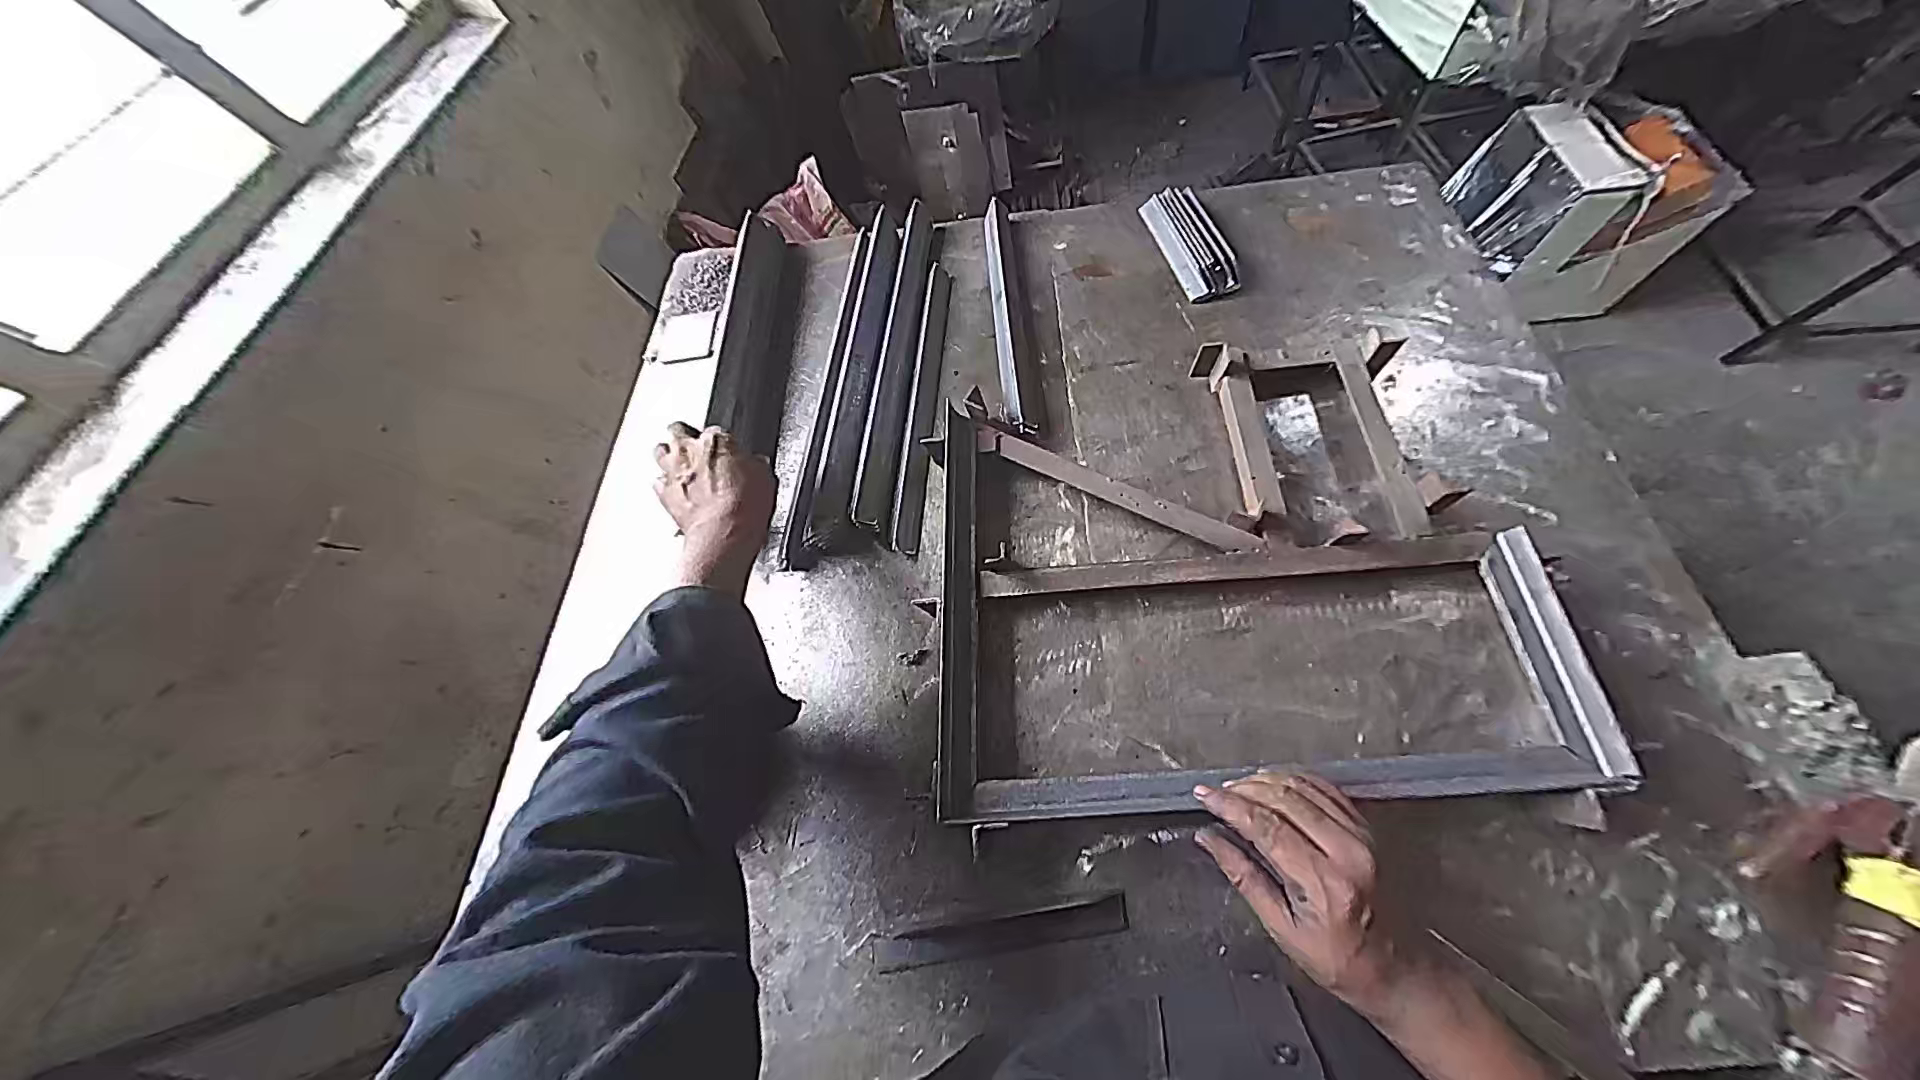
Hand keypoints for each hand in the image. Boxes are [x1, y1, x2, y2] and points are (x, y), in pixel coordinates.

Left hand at [653, 422, 773, 596]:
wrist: (724, 534)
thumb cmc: (744, 507)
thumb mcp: (765, 479)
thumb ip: (756, 465)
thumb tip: (756, 465)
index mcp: (716, 440)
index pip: (716, 430)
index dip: (723, 443)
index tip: (729, 454)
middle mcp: (689, 451)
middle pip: (678, 431)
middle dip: (686, 439)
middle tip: (698, 451)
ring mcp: (673, 472)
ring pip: (660, 452)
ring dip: (670, 457)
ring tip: (683, 467)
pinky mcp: (664, 495)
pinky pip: (659, 483)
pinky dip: (667, 486)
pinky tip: (679, 493)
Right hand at [1194, 773, 1403, 1013]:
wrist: (1397, 969)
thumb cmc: (1341, 959)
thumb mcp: (1281, 927)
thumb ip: (1243, 876)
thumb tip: (1208, 839)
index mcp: (1325, 881)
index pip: (1265, 825)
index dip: (1229, 805)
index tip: (1204, 795)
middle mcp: (1348, 851)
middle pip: (1282, 798)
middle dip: (1241, 788)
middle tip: (1216, 791)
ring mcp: (1361, 835)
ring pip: (1301, 785)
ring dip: (1263, 780)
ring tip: (1238, 788)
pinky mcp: (1366, 828)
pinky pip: (1323, 788)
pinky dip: (1292, 779)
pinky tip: (1272, 784)